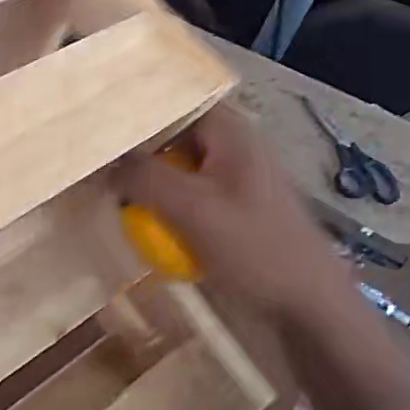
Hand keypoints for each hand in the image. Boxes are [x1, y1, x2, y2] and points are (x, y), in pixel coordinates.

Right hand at [118, 106, 354, 317]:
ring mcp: (239, 180)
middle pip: (177, 135)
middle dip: (141, 151)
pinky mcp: (237, 211)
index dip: (139, 111)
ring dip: (153, 183)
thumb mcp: (194, 211)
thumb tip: (105, 161)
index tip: (100, 126)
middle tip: (100, 163)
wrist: (309, 308)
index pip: (177, 102)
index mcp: (233, 133)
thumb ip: (146, 179)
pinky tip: (148, 225)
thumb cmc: (256, 250)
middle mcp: (236, 148)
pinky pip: (194, 198)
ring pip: (183, 169)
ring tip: (115, 193)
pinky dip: (171, 207)